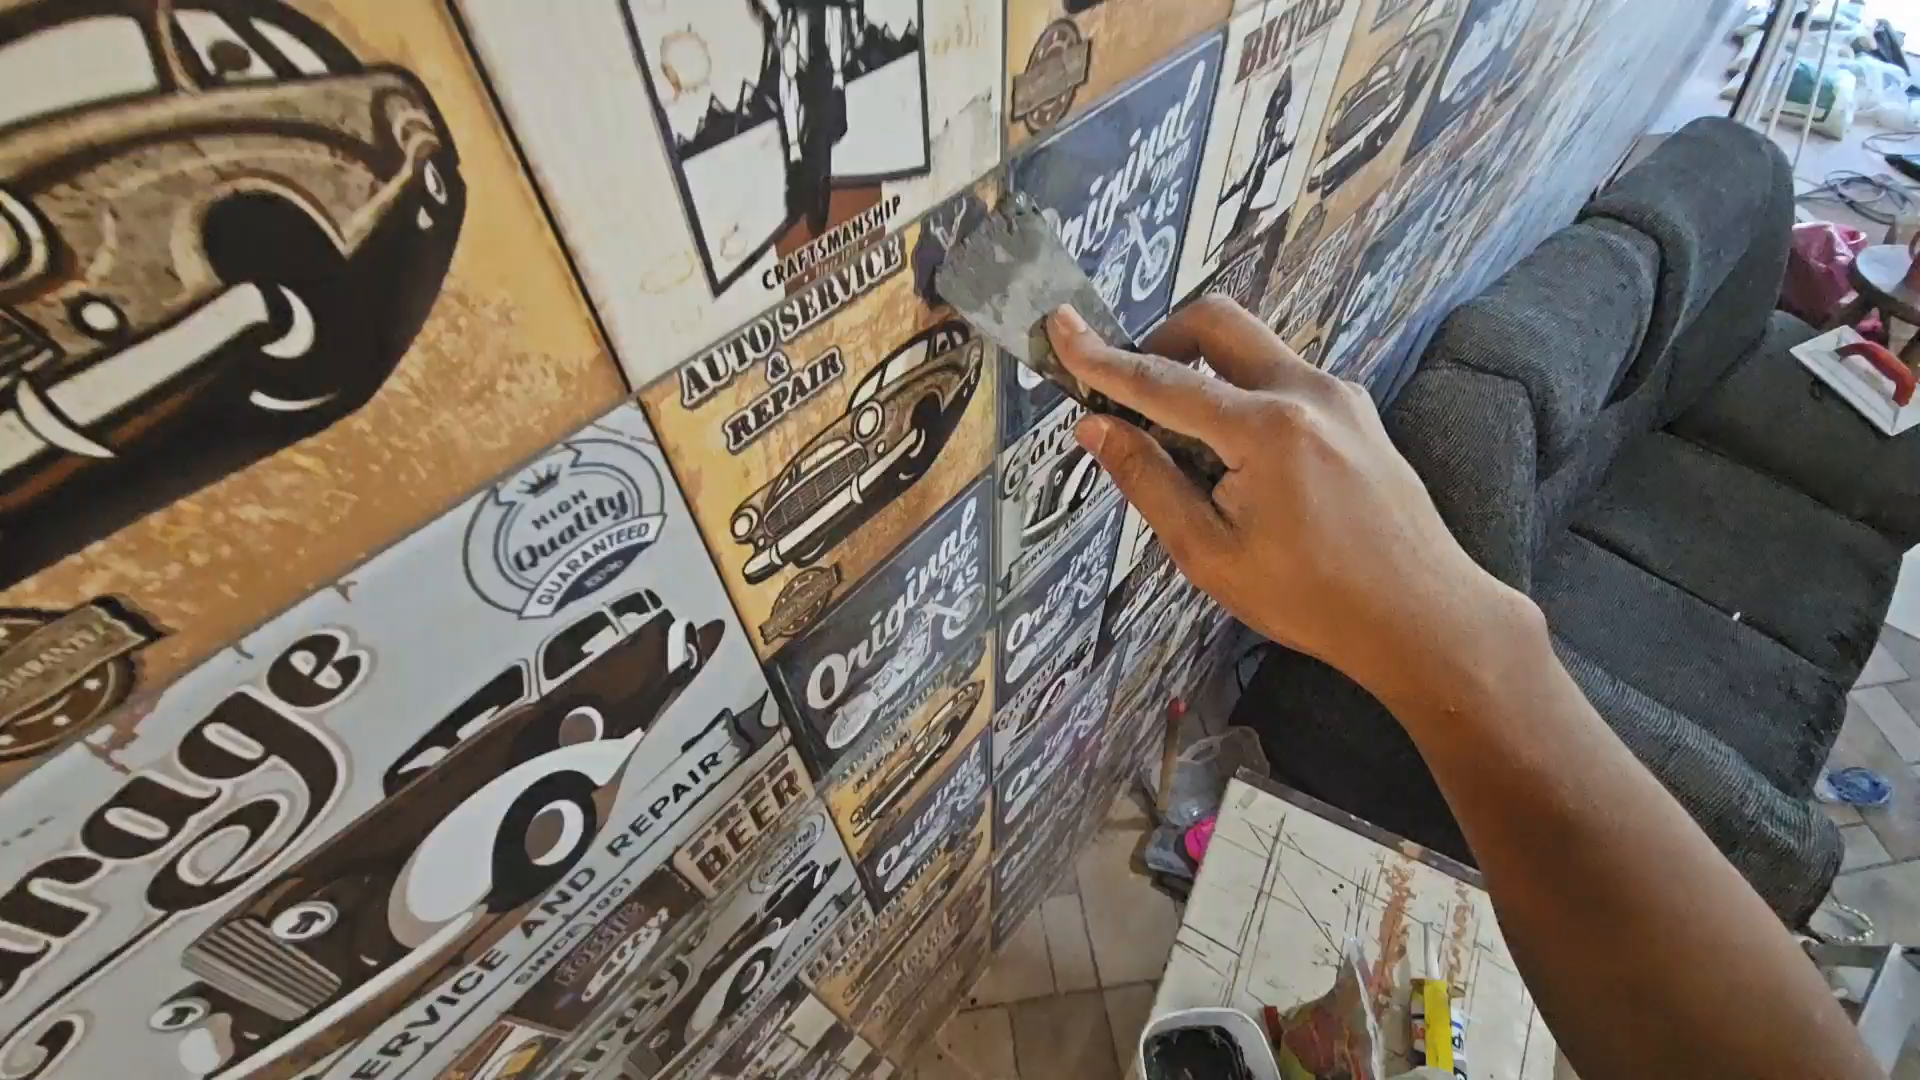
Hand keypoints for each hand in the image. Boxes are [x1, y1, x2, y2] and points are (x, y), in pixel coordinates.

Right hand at [1048, 297, 1534, 701]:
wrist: (1419, 616)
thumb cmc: (1307, 597)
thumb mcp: (1206, 551)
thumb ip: (1147, 479)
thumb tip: (1096, 427)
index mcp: (1264, 429)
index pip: (1161, 381)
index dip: (1100, 359)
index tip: (1060, 327)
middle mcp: (1306, 391)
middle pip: (1216, 323)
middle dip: (1160, 341)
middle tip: (1134, 397)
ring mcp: (1339, 395)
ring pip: (1250, 348)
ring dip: (1202, 375)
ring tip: (1188, 449)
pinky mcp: (1355, 411)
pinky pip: (1280, 378)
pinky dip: (1239, 396)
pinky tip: (1238, 460)